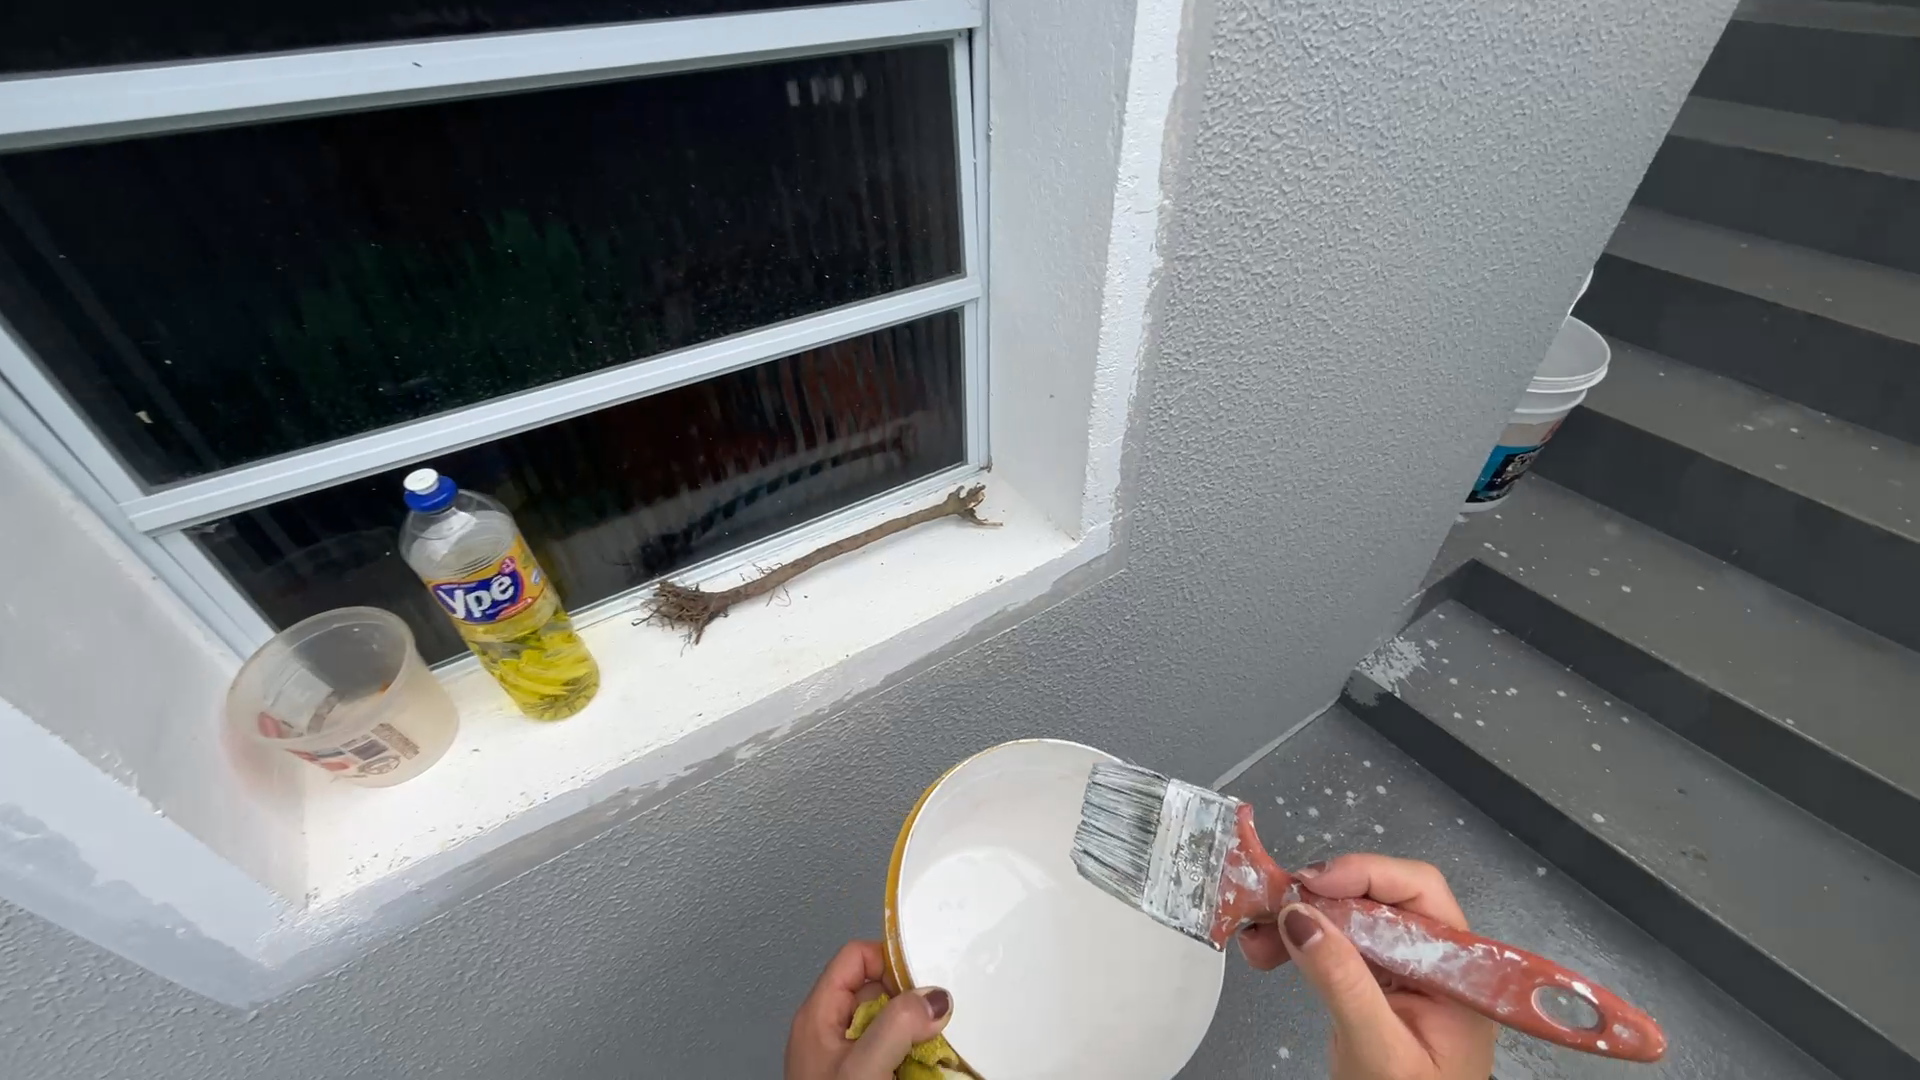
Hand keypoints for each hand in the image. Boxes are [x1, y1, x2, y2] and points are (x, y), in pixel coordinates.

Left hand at [785, 941, 953, 1079]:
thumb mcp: (863, 1069)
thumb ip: (898, 1026)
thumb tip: (935, 996)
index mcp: (819, 1015)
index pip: (856, 959)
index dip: (890, 960)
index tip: (924, 978)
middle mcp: (832, 1033)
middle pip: (878, 991)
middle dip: (912, 1002)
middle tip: (939, 1016)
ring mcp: (848, 1062)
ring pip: (892, 1025)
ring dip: (919, 1033)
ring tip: (941, 1043)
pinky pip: (896, 1057)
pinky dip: (917, 1059)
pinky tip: (934, 1068)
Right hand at [1239, 855, 1497, 1079]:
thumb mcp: (1378, 1052)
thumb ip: (1343, 982)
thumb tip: (1298, 914)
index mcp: (1454, 972)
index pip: (1418, 891)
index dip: (1366, 874)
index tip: (1313, 885)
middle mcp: (1429, 959)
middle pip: (1374, 895)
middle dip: (1318, 896)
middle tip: (1273, 905)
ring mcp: (1397, 968)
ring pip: (1343, 912)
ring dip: (1296, 916)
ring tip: (1255, 935)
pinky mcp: (1367, 978)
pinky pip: (1328, 938)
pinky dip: (1292, 936)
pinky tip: (1263, 948)